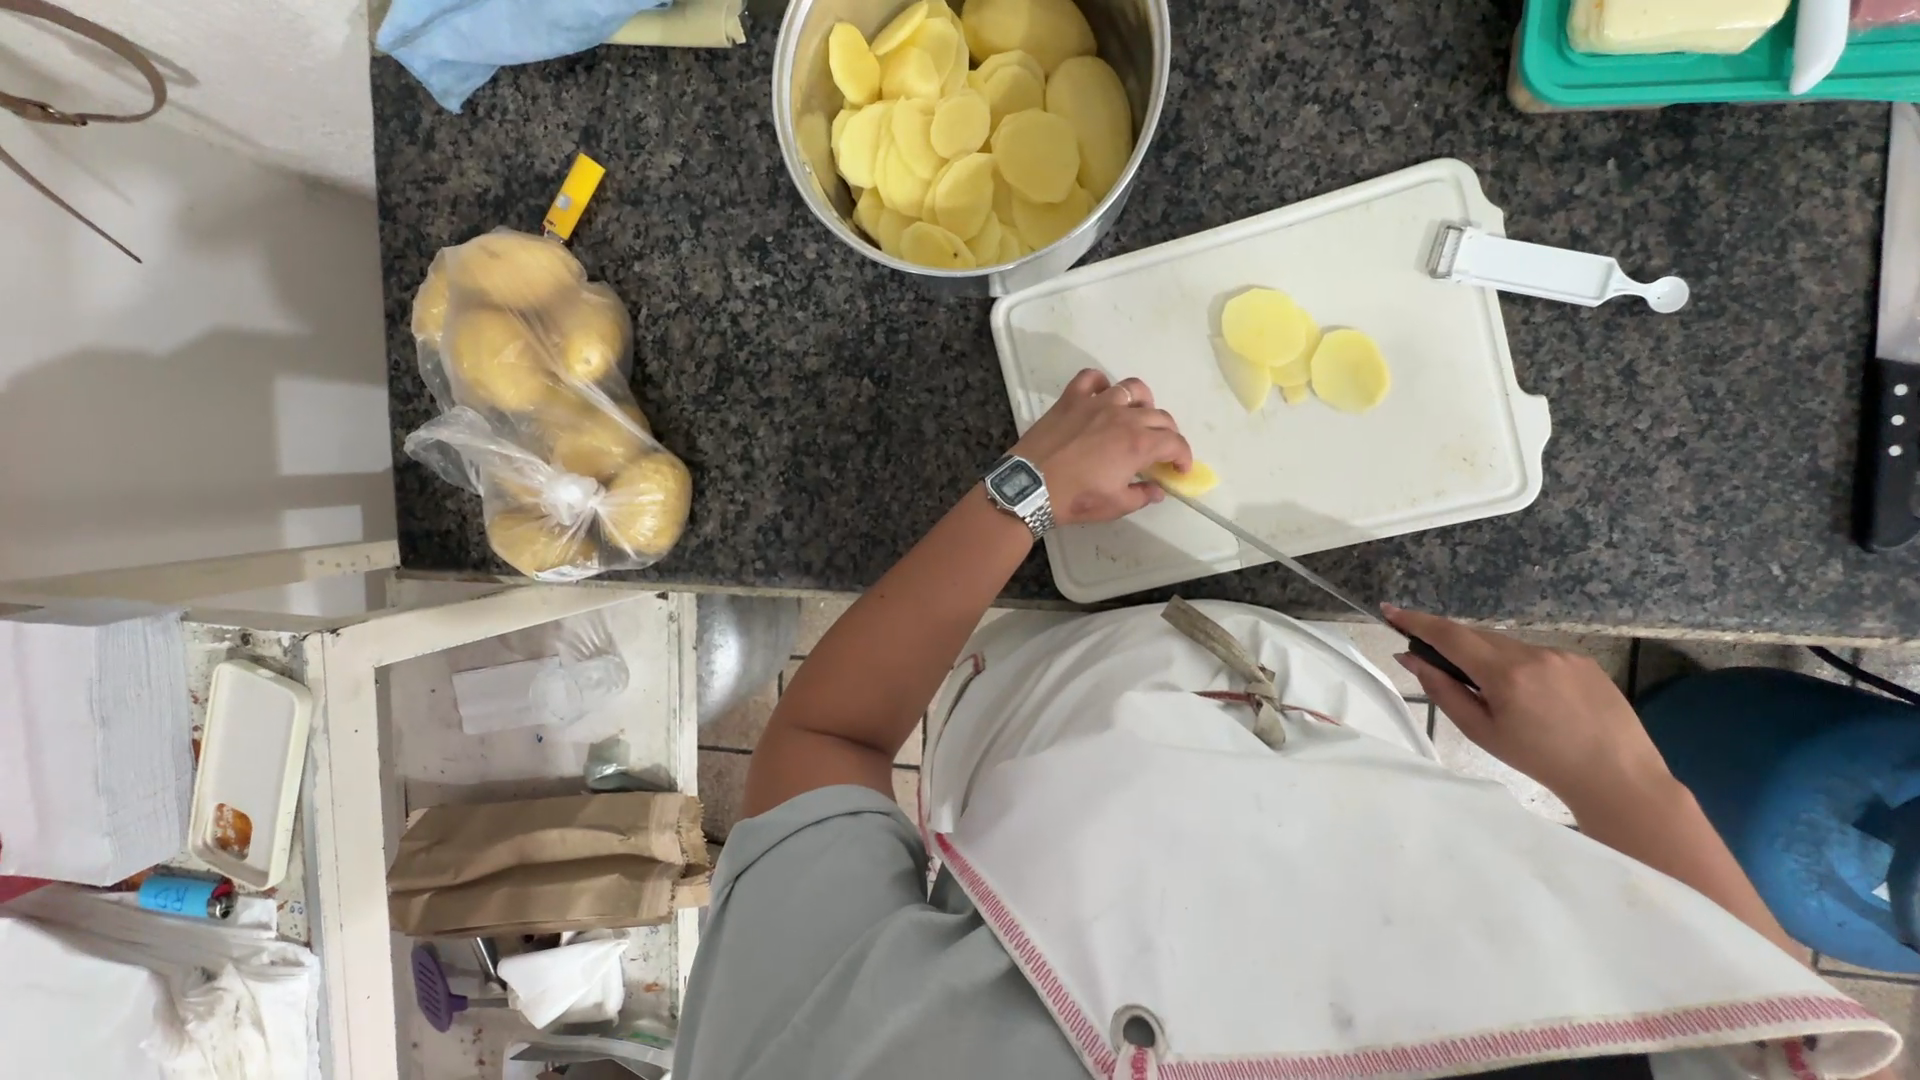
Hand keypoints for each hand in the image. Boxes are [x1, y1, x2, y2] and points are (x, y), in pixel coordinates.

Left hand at [1012, 369, 1192, 526]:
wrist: (1030, 486)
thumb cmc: (1074, 499)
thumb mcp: (1115, 505)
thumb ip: (1142, 495)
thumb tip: (1157, 490)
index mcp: (1138, 444)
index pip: (1174, 443)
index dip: (1183, 456)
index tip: (1179, 468)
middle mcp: (1123, 416)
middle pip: (1159, 416)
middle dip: (1167, 433)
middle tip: (1161, 449)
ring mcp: (1096, 403)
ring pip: (1132, 389)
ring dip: (1143, 402)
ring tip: (1138, 417)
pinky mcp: (1071, 399)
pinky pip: (1091, 378)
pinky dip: (1101, 383)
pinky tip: (1102, 395)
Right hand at [1383, 604, 1674, 814]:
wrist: (1618, 777)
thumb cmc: (1540, 760)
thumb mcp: (1480, 730)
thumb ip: (1442, 690)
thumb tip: (1410, 659)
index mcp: (1505, 674)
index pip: (1449, 635)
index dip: (1416, 621)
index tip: (1390, 611)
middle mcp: (1533, 654)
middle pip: (1476, 635)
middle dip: (1451, 643)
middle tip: (1435, 663)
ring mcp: (1562, 654)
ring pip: (1506, 645)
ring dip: (1487, 657)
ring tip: (1495, 694)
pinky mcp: (1584, 661)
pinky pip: (1536, 654)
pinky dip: (1519, 666)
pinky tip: (1532, 698)